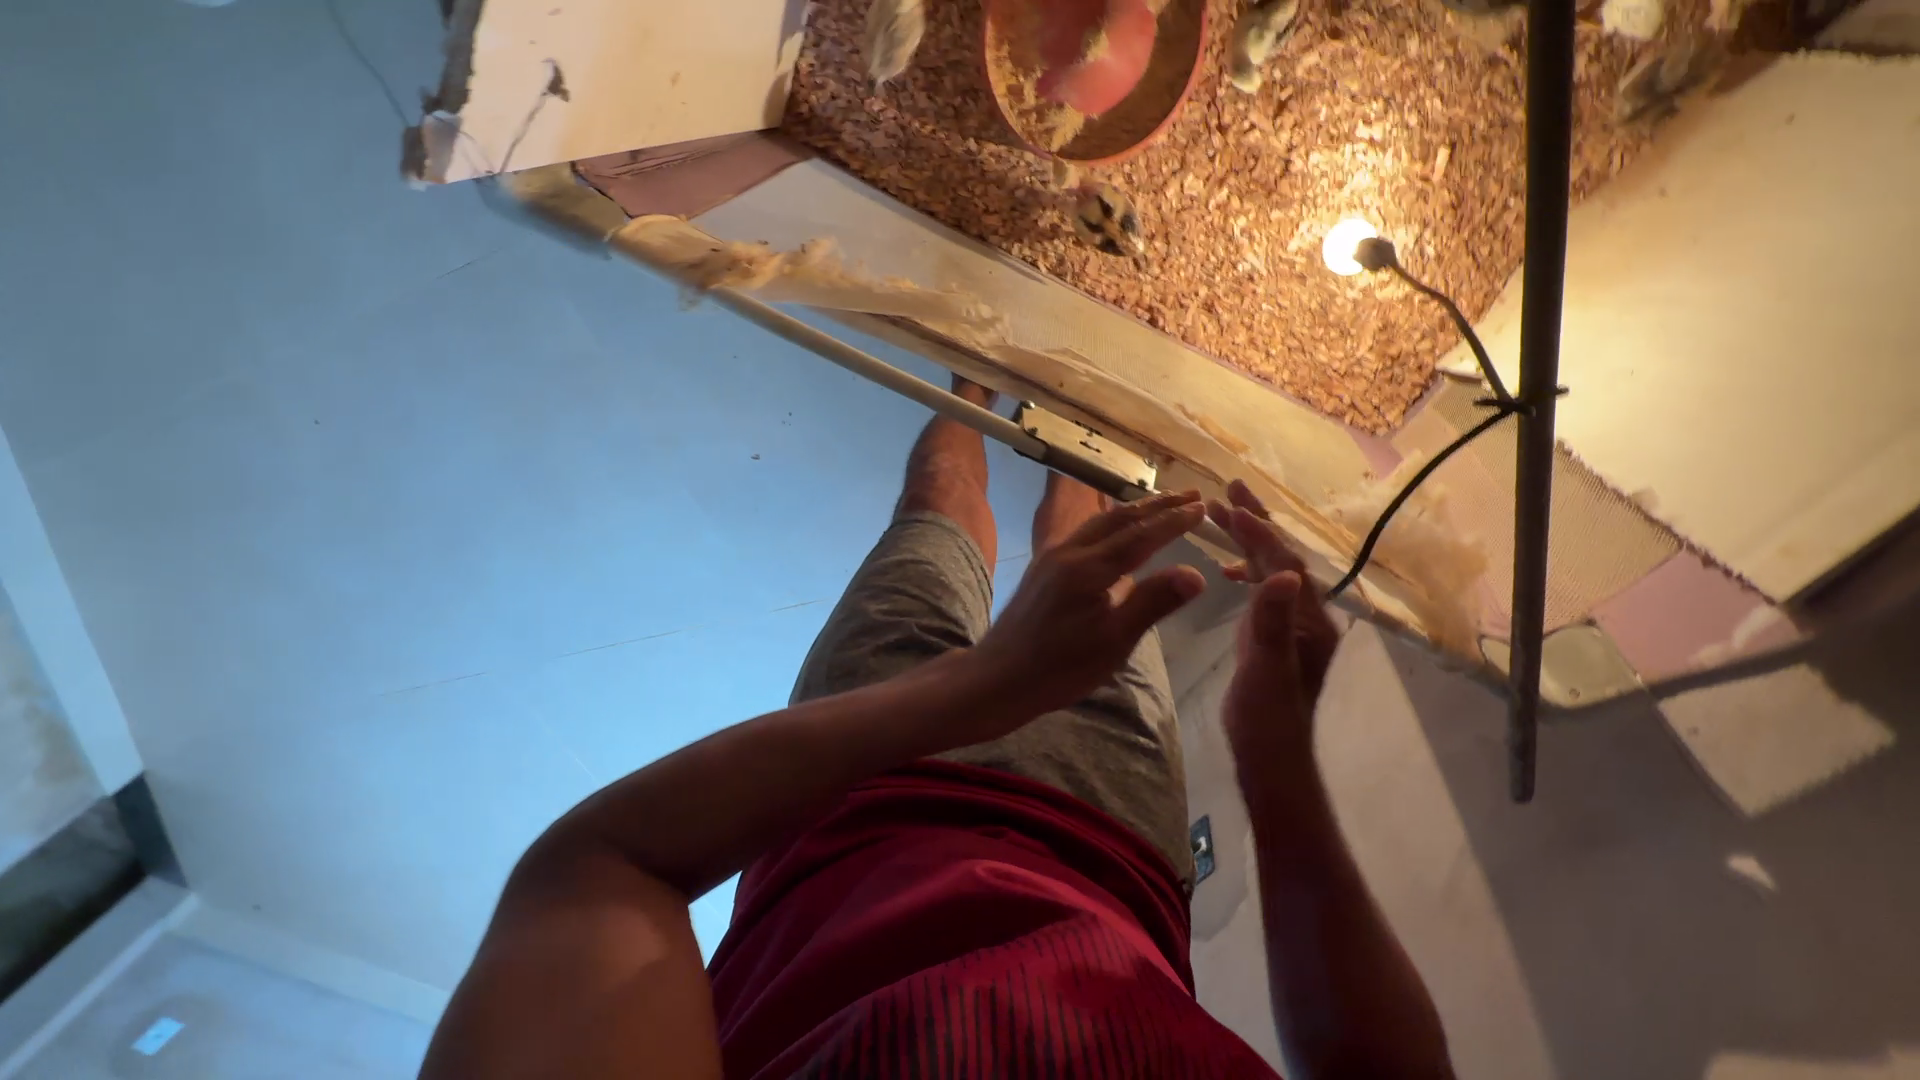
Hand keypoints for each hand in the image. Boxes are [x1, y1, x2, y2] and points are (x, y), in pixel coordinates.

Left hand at [966, 491, 1207, 732]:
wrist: (999, 677)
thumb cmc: (1059, 668)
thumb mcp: (1113, 642)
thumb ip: (1152, 603)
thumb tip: (1197, 573)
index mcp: (1088, 569)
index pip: (1140, 536)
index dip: (1173, 521)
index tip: (1203, 508)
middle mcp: (1068, 553)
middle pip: (1118, 518)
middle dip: (1156, 506)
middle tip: (1191, 496)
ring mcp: (1052, 558)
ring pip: (1098, 523)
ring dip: (1133, 511)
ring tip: (1161, 505)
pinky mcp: (1043, 568)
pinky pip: (1084, 533)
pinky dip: (1111, 524)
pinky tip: (1118, 534)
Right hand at [1208, 481, 1340, 754]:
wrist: (1269, 751)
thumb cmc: (1268, 715)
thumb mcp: (1268, 668)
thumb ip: (1272, 622)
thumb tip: (1278, 573)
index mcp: (1308, 619)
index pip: (1283, 564)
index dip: (1259, 533)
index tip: (1232, 505)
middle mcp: (1304, 614)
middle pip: (1280, 557)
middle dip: (1257, 522)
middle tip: (1230, 487)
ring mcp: (1289, 623)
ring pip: (1268, 570)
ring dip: (1247, 540)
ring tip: (1221, 513)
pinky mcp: (1272, 634)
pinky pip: (1260, 590)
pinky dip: (1244, 572)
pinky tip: (1227, 571)